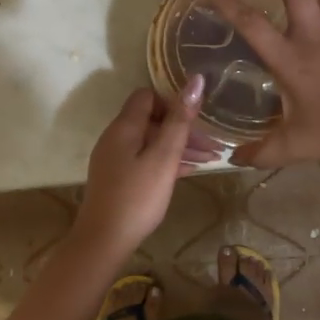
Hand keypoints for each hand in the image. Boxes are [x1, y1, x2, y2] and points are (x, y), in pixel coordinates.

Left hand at [73, 79, 206, 252]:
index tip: (197, 121)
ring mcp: (115, 158)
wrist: (104, 239)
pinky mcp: (117, 177)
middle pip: (152, 120)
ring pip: (151, 141)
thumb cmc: (137, 196)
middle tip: (214, 147)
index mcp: (124, 127)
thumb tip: (195, 80)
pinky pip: (145, 158)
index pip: (147, 96)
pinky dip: (166, 161)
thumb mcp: (164, 157)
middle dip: (183, 129)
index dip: (173, 103)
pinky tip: (189, 172)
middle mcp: (116, 137)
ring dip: (179, 147)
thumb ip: (180, 120)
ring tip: (210, 161)